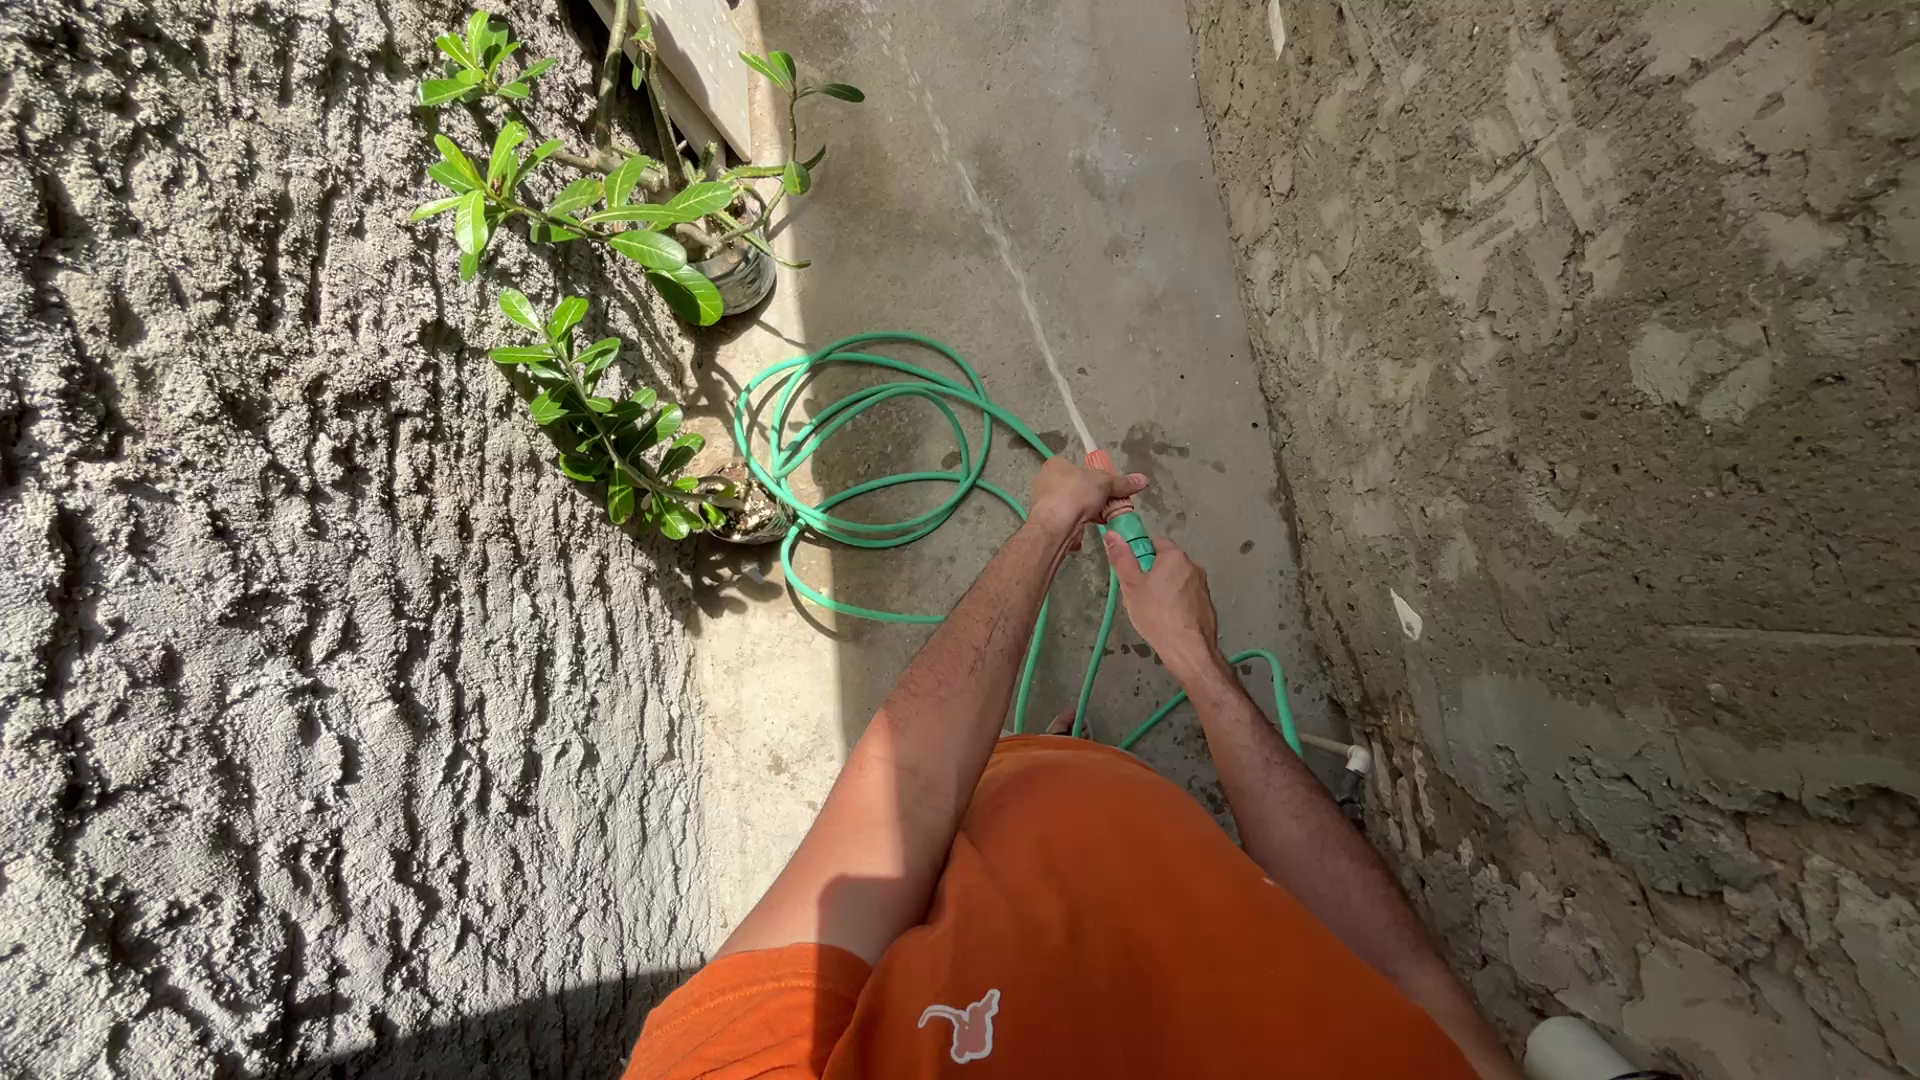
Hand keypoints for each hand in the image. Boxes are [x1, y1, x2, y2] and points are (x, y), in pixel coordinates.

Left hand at [1027, 456, 1148, 545]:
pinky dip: (1077, 527)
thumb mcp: (1104, 483)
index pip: (1078, 468)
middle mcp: (1045, 482)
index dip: (1095, 478)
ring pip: (1072, 507)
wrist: (1055, 526)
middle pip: (1077, 489)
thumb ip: (1122, 482)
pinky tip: (1086, 531)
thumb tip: (1143, 480)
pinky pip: (1066, 522)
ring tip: (1102, 520)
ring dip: (1088, 514)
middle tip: (1110, 506)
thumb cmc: (1075, 494)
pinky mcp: (1045, 523)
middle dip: (1094, 499)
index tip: (1108, 489)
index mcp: (1055, 465)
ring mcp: (1044, 504)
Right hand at [1102, 532, 1221, 679]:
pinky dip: (1175, 602)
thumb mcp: (1131, 585)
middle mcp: (1192, 566)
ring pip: (1176, 580)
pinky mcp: (1206, 604)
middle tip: (1137, 592)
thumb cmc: (1156, 615)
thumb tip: (1112, 535)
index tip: (1131, 570)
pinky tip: (1166, 618)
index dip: (1139, 554)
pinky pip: (1185, 596)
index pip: (1154, 541)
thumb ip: (1121, 558)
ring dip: (1163, 588)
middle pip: (1165, 561)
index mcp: (1174, 556)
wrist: (1187, 648)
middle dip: (1150, 573)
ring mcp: (1202, 586)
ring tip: (1150, 609)